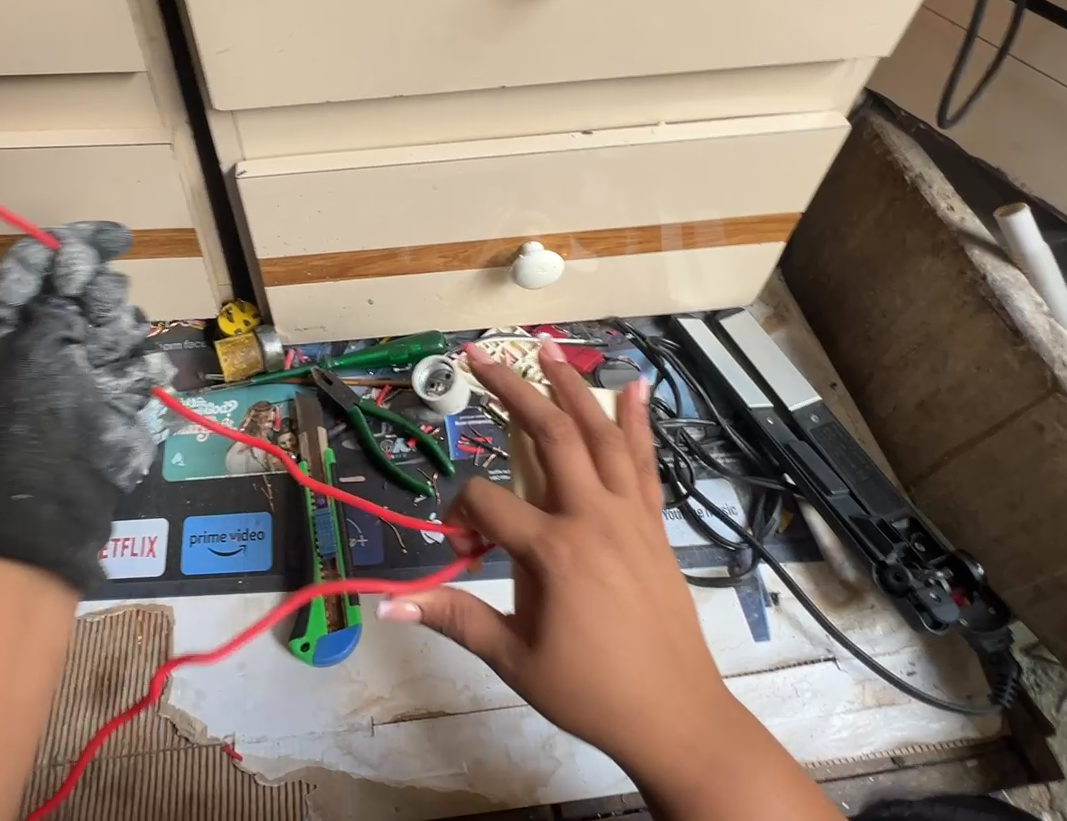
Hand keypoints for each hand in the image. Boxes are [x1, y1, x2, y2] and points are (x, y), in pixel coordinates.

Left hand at [0, 222, 171, 594]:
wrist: (60, 492)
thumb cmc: (34, 417)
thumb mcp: (35, 347)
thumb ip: (58, 295)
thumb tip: (74, 252)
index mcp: (16, 323)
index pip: (43, 263)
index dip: (75, 243)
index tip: (116, 237)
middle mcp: (55, 335)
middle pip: (93, 288)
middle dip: (102, 303)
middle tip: (94, 328)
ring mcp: (93, 362)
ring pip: (126, 320)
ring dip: (121, 341)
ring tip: (108, 373)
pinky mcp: (125, 387)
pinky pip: (147, 358)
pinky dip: (141, 372)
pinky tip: (128, 391)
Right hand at [381, 343, 840, 819]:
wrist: (677, 718)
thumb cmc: (590, 692)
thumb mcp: (514, 659)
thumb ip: (455, 618)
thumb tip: (388, 605)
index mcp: (553, 552)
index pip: (487, 502)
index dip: (459, 512)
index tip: (454, 540)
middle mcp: (593, 518)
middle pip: (549, 435)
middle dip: (512, 390)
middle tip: (482, 353)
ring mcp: (630, 515)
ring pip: (600, 435)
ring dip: (573, 387)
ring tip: (550, 349)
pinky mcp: (654, 523)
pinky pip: (645, 462)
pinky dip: (639, 422)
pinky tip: (635, 387)